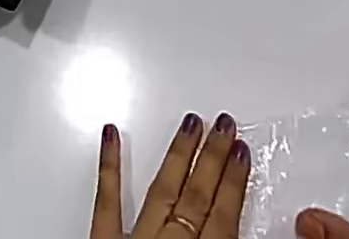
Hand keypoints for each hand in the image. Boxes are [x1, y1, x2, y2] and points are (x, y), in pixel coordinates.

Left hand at [92, 113, 251, 238]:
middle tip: (223, 123)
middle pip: (195, 194)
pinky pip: (106, 200)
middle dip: (212, 157)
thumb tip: (242, 231)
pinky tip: (111, 133)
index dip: (234, 182)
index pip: (222, 219)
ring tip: (190, 121)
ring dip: (177, 154)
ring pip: (161, 189)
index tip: (241, 151)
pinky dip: (109, 164)